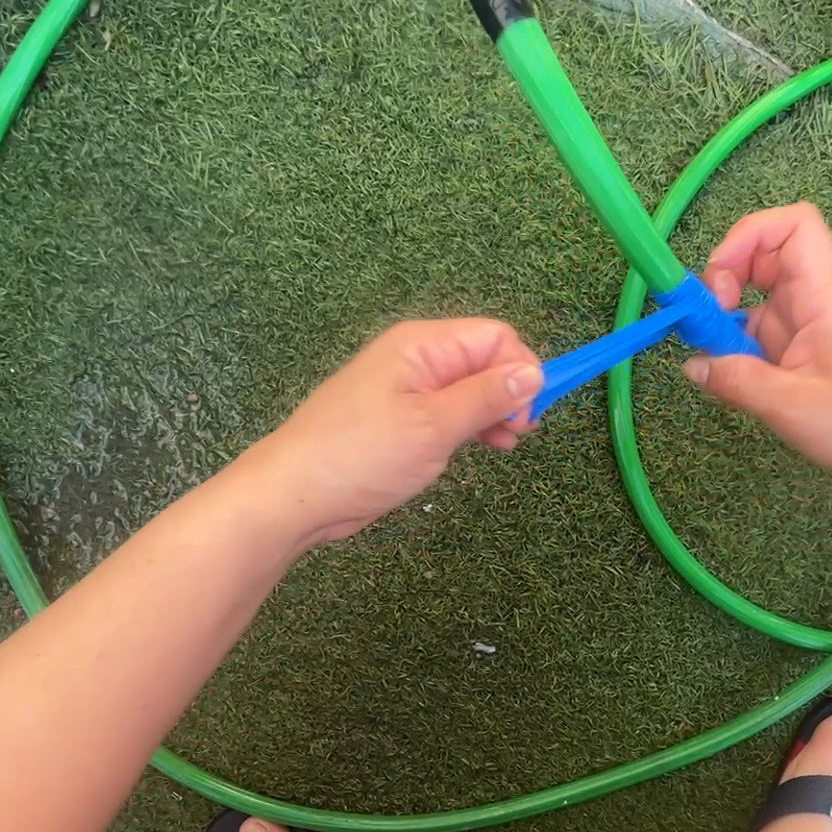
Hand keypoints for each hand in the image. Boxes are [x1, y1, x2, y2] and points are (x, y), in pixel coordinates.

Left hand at [245, 318, 541, 541]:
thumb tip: (533, 373)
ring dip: (493, 413)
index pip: (494, 337)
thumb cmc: (362, 455)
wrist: (297, 494)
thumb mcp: (433, 426)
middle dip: (510, 392)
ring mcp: (408, 391)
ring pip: (470, 389)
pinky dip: (471, 427)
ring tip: (503, 444)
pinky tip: (481, 448)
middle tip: (516, 433)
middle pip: (484, 360)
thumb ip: (486, 397)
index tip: (527, 415)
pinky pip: (450, 412)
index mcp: (422, 346)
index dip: (521, 369)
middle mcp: (417, 359)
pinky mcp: (403, 421)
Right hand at [684, 203, 831, 490]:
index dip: (747, 236)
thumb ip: (735, 381)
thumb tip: (691, 364)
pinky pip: (765, 331)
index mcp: (826, 296)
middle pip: (767, 255)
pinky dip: (741, 347)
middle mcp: (819, 298)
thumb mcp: (791, 408)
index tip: (717, 284)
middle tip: (707, 325)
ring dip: (729, 321)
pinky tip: (734, 377)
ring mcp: (813, 321)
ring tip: (716, 362)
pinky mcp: (809, 346)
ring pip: (759, 297)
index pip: (793, 225)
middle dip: (726, 279)